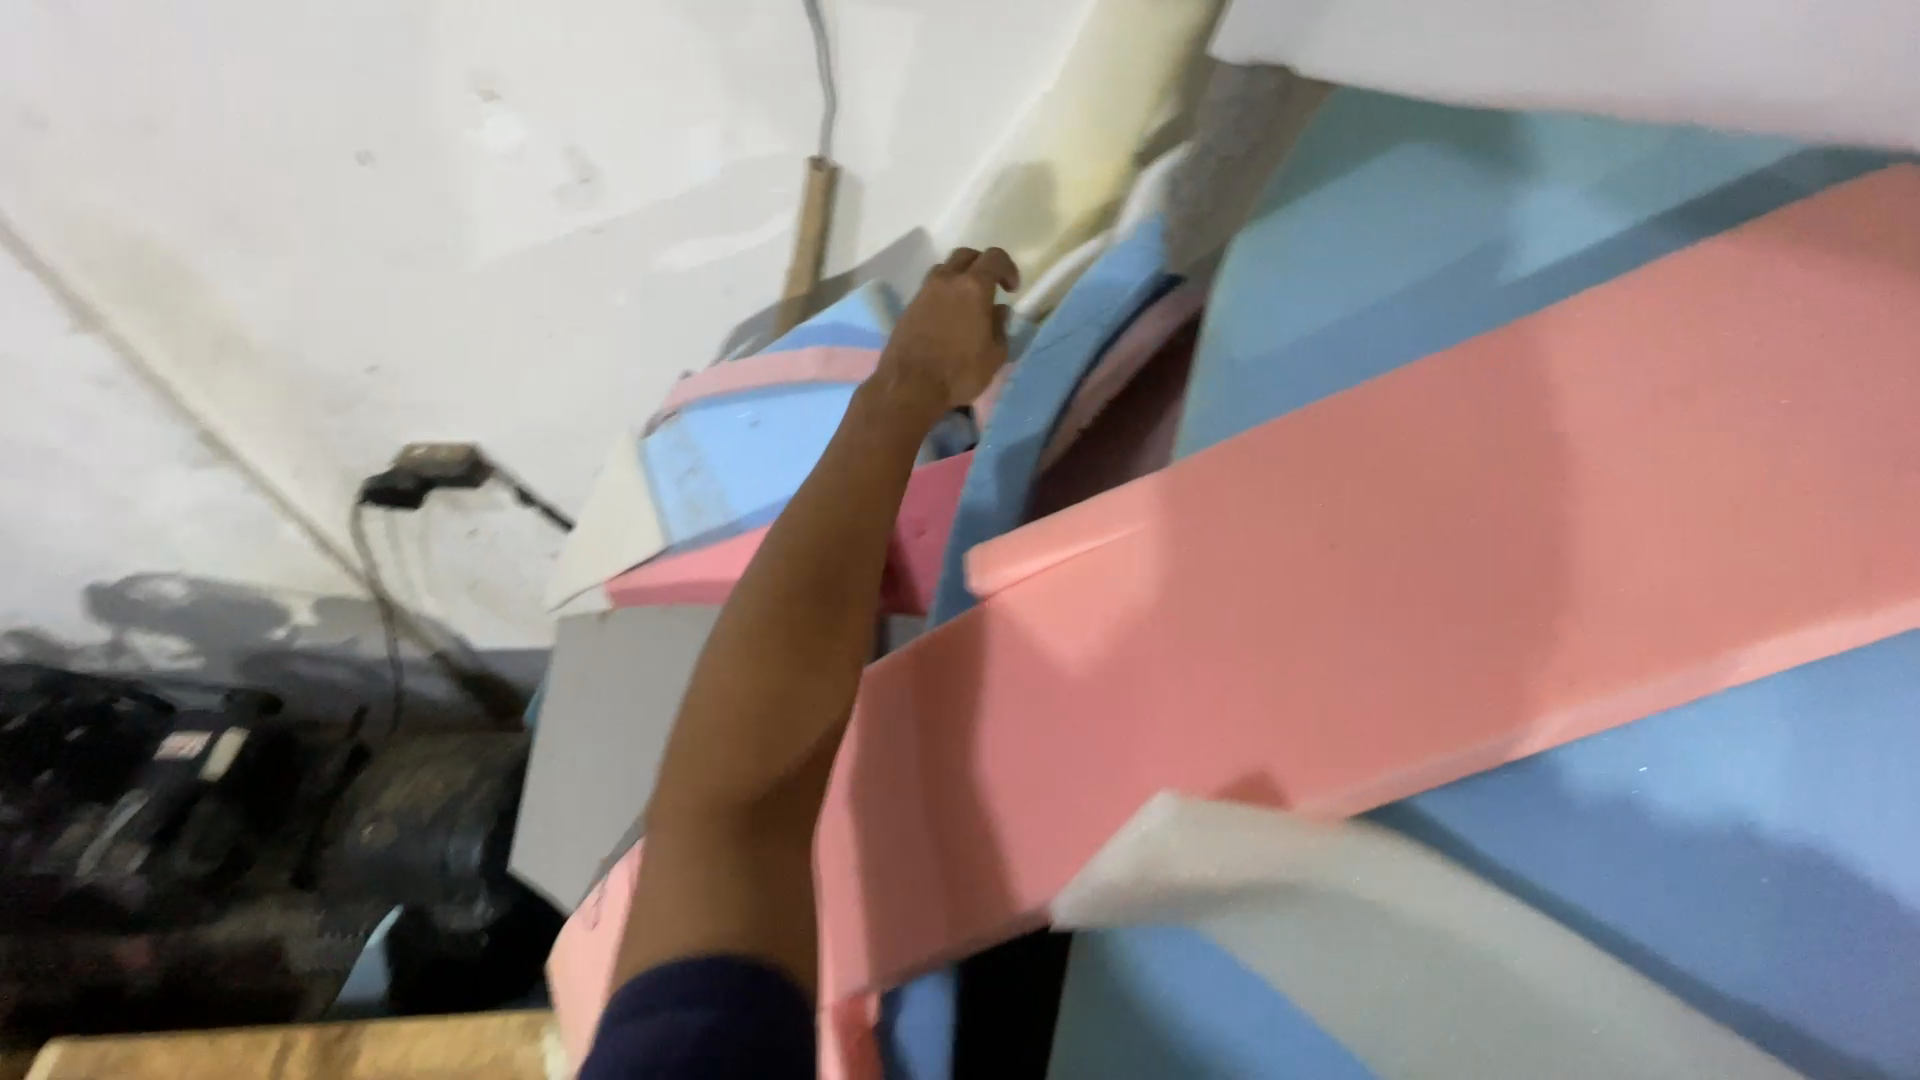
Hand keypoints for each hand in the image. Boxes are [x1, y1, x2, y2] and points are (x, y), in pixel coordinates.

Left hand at [874, 247, 1020, 414]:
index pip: (995, 258)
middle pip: (966, 256)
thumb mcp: (994, 355)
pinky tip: (947, 318)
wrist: (909, 386)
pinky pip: (930, 290)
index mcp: (973, 287)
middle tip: (990, 288)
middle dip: (982, 266)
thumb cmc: (959, 372)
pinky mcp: (908, 308)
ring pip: (945, 269)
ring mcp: (924, 292)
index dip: (1008, 268)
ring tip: (966, 303)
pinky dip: (942, 295)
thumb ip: (1000, 327)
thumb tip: (998, 311)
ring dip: (959, 278)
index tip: (1012, 289)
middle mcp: (947, 281)